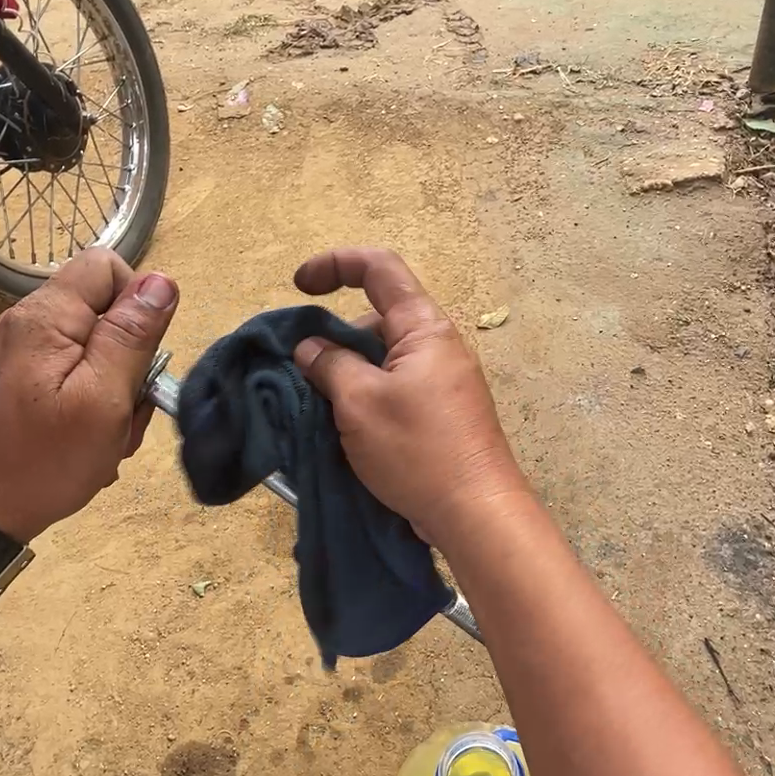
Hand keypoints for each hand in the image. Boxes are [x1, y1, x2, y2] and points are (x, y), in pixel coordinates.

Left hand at [0, 249, 177, 541]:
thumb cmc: (45, 460)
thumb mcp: (104, 398)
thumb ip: (132, 336)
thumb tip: (162, 282)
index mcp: (46, 317)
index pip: (108, 266)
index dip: (138, 302)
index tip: (139, 355)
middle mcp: (29, 321)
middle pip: (107, 308)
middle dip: (131, 357)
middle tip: (124, 407)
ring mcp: (24, 350)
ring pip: (99, 344)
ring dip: (118, 386)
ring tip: (109, 429)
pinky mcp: (24, 376)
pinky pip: (79, 370)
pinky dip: (97, 399)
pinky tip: (93, 433)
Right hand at [292, 248, 530, 542]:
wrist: (475, 511)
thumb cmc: (418, 450)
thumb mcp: (360, 403)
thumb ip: (330, 365)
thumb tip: (310, 347)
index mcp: (423, 328)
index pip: (379, 268)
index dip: (335, 264)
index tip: (299, 285)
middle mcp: (437, 345)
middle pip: (376, 318)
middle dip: (334, 336)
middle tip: (303, 373)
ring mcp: (441, 381)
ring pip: (381, 359)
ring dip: (346, 374)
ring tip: (320, 408)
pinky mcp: (440, 412)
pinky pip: (394, 388)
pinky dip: (365, 396)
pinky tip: (344, 427)